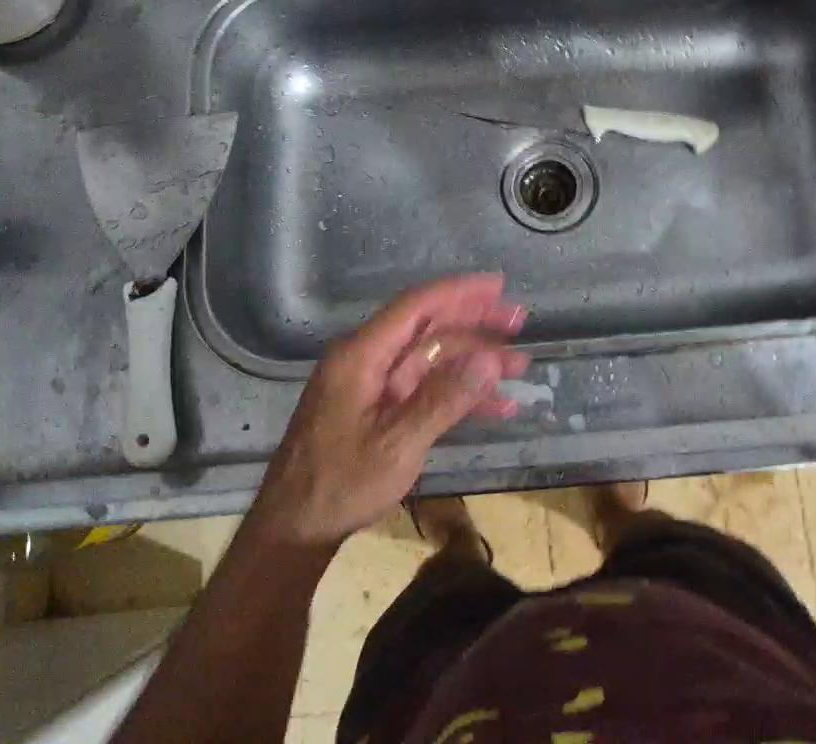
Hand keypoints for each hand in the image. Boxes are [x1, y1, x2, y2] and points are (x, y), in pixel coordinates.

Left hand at [245, 274, 530, 549]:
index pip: (416, 307)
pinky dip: (458, 395)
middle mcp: (366, 360)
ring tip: (520, 367)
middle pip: (427, 329)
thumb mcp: (397, 444)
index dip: (459, 293)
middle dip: (474, 323)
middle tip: (519, 321)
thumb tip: (489, 359)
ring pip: (431, 359)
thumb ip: (444, 399)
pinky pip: (424, 389)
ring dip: (474, 363)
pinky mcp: (378, 409)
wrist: (295, 528)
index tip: (499, 286)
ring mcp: (371, 385)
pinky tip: (497, 408)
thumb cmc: (341, 485)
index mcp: (361, 355)